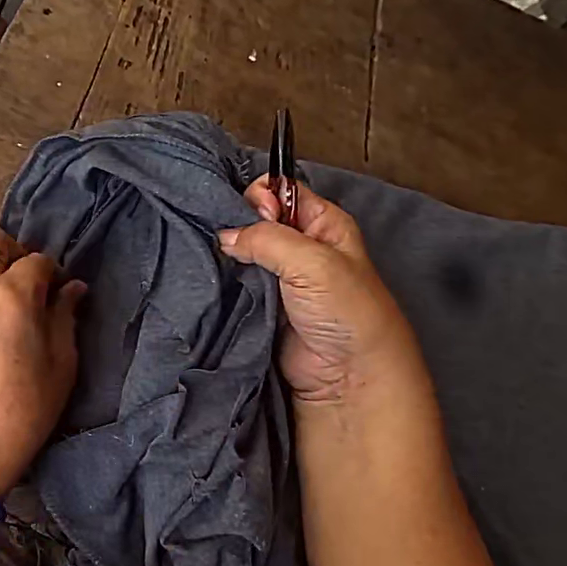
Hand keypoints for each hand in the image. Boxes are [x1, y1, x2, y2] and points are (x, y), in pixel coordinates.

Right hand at [219, 177, 425, 405]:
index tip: (256, 217)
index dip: (263, 196)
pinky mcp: (262, 304)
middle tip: (239, 247)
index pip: (282, 190)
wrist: (346, 375)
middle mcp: (300, 246)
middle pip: (257, 219)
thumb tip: (225, 236)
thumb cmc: (348, 314)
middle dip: (239, 226)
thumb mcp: (313, 261)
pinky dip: (226, 281)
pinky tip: (219, 280)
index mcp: (323, 224)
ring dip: (230, 256)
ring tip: (224, 264)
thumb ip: (266, 238)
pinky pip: (236, 282)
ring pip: (243, 252)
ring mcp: (279, 277)